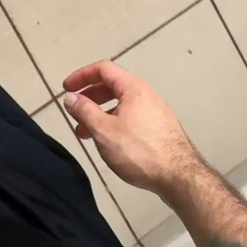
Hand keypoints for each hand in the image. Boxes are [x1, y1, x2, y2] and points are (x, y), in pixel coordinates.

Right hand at [60, 60, 206, 197]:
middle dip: (89, 97)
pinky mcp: (161, 128)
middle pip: (112, 85)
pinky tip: (109, 142)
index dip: (82, 75)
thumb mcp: (104, 130)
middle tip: (74, 111)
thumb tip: (70, 97)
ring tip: (86, 133)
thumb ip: (84, 111)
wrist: (180, 178)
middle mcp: (147, 94)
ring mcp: (157, 112)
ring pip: (122, 104)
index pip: (103, 69)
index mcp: (133, 88)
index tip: (67, 88)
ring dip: (100, 113)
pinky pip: (132, 117)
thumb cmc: (139, 151)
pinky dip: (115, 122)